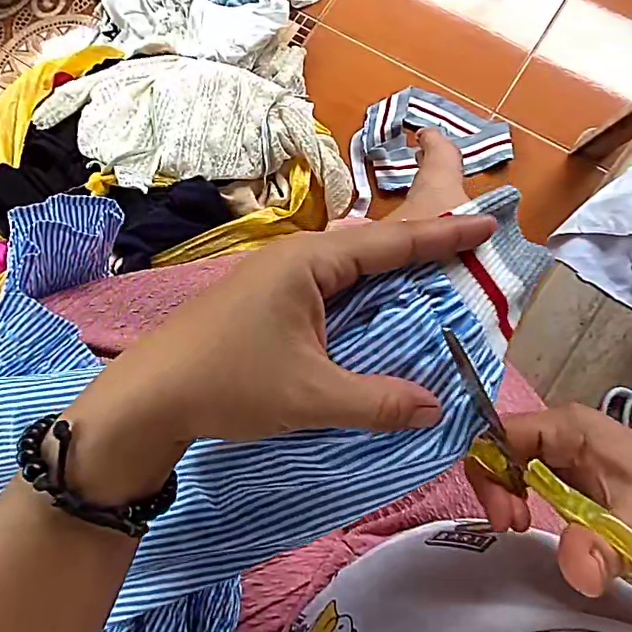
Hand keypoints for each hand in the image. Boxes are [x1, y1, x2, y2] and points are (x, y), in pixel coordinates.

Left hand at [60, 214, 497, 503]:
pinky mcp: (268, 297)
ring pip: (350, 265)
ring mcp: (278, 275)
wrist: (147, 397)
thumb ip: (379, 402)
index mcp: (310, 263)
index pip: (390, 243)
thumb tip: (437, 409)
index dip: (442, 235)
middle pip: (372, 245)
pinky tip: (377, 307)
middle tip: (467, 246)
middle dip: (422, 245)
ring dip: (392, 269)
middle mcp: (296, 257)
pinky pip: (331, 284)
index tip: (484, 222)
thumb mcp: (310, 397)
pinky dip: (364, 291)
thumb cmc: (227, 384)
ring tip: (434, 273)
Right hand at [465, 404, 631, 596]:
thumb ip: (600, 549)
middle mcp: (568, 432)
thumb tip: (574, 572)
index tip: (508, 519)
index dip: (490, 472)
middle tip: (514, 528)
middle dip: (495, 485)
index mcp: (574, 427)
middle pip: (502, 447)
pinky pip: (532, 479)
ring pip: (513, 463)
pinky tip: (536, 525)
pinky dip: (522, 500)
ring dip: (507, 495)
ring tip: (523, 529)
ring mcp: (574, 453)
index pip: (501, 433)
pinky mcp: (580, 476)